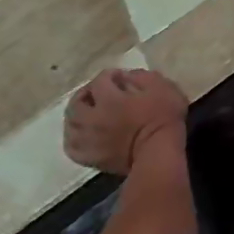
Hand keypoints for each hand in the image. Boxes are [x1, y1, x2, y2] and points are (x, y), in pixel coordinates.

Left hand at [63, 69, 187, 175]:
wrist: (160, 155)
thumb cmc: (163, 118)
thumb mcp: (160, 86)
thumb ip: (140, 76)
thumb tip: (125, 76)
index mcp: (109, 99)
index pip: (99, 80)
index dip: (109, 75)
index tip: (121, 77)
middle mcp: (93, 119)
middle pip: (76, 103)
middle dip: (85, 94)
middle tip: (97, 93)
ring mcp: (90, 141)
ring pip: (70, 126)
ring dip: (76, 116)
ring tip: (87, 113)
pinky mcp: (93, 159)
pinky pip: (73, 149)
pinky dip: (73, 140)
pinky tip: (82, 136)